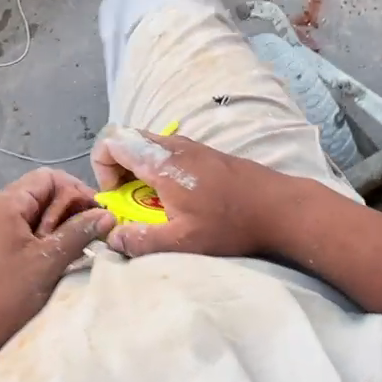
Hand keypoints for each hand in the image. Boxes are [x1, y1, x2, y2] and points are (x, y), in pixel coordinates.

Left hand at [0, 168, 113, 381]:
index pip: (49, 177)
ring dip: (56, 226)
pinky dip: (40, 239)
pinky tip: (52, 260)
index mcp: (7, 203)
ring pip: (32, 214)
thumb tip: (106, 214)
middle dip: (68, 209)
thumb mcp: (47, 262)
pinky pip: (20, 231)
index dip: (77, 190)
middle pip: (40, 193)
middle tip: (89, 233)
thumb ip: (78, 233)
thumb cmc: (4, 294)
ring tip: (74, 248)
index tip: (98, 214)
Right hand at [91, 127, 293, 258]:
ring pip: (147, 145)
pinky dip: (157, 170)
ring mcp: (191, 145)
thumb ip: (142, 240)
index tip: (115, 196)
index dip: (101, 167)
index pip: (112, 141)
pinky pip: (166, 152)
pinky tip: (175, 198)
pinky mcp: (204, 152)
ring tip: (152, 203)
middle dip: (117, 169)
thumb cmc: (230, 224)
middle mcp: (173, 145)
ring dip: (138, 170)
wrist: (280, 207)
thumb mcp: (183, 242)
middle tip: (129, 201)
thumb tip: (112, 238)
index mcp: (162, 162)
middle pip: (128, 140)